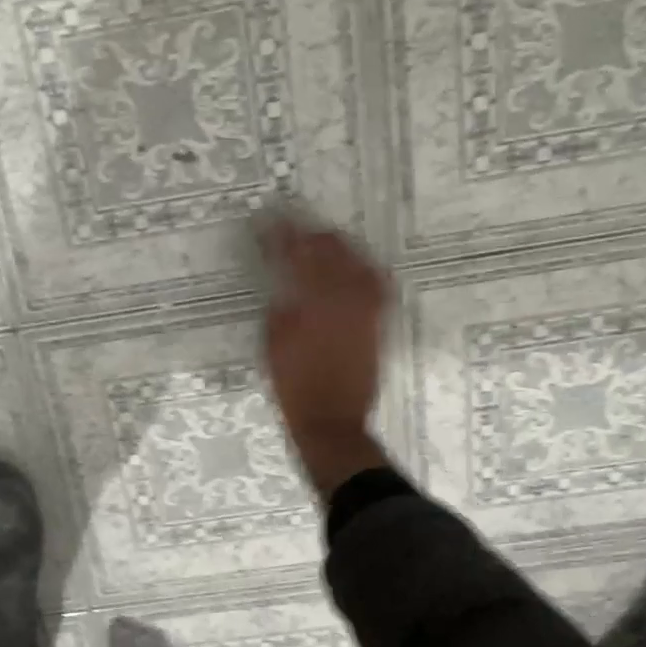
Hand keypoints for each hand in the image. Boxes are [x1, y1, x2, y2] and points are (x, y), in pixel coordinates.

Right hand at [260, 217, 393, 496]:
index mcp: (312, 303)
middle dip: (310, 234)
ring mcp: (366, 311)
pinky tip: (358, 265)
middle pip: (330, 251)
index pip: (294, 256)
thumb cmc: (294, 388)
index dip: (280, 236)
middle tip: (294, 227)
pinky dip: (367, 268)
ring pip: (358, 262)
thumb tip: (284, 282)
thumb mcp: (273, 343)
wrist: (332, 422)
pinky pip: (378, 285)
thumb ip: (280, 306)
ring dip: (339, 245)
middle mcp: (344, 300)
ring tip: (325, 239)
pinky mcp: (378, 324)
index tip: (267, 223)